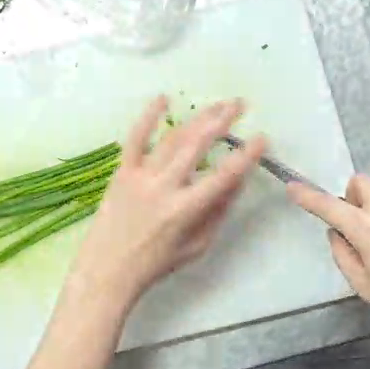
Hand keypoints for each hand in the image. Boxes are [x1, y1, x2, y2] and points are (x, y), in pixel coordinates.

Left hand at [61, 97, 266, 320]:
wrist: (107, 269)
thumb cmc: (155, 263)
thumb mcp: (196, 245)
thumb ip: (218, 212)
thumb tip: (238, 181)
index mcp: (184, 210)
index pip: (223, 176)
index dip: (245, 156)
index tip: (261, 138)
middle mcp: (163, 188)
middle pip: (197, 145)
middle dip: (221, 121)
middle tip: (239, 105)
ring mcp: (140, 176)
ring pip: (172, 139)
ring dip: (196, 118)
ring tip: (216, 105)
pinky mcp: (122, 172)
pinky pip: (135, 139)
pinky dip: (148, 117)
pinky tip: (163, 99)